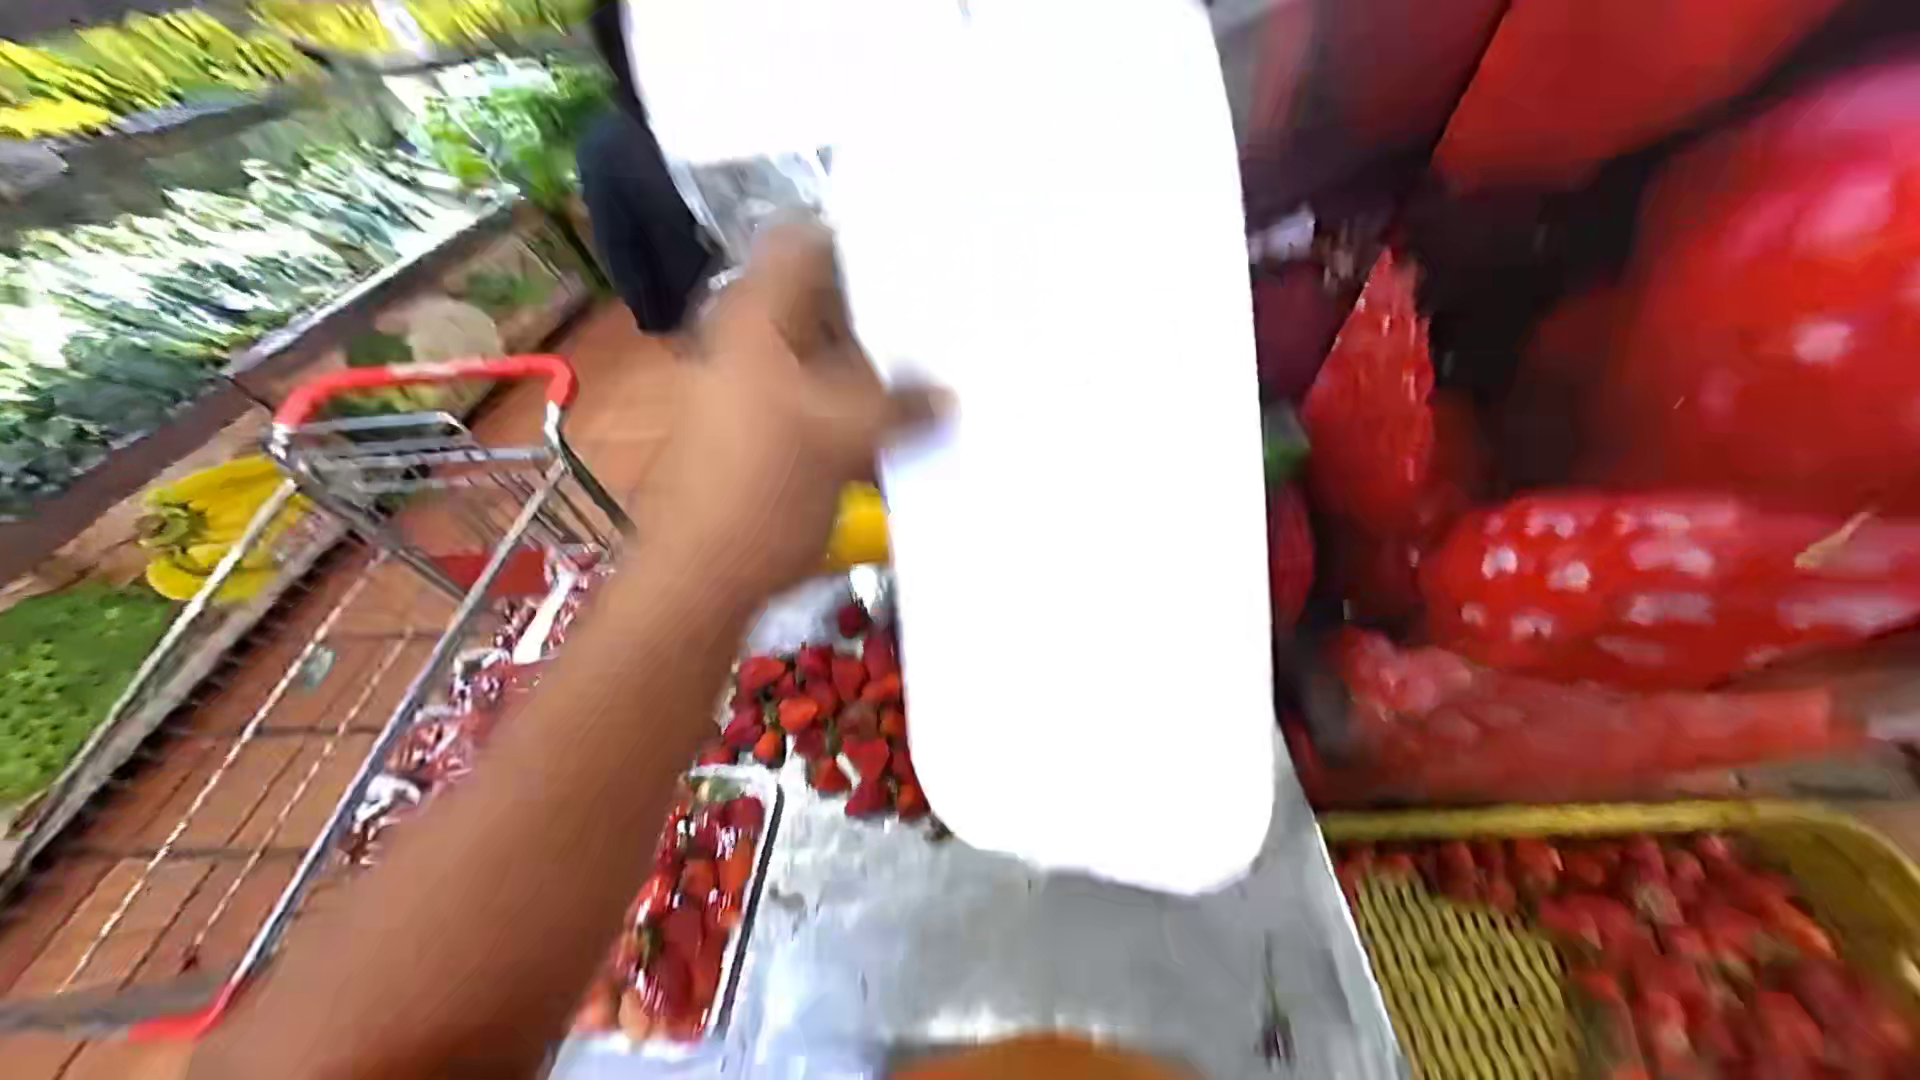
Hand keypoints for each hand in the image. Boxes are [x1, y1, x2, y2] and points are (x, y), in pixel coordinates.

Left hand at [638, 224, 942, 602]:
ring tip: (951, 372)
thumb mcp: (837, 437)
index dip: (863, 241)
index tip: (926, 255)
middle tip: (954, 320)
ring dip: (888, 373)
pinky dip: (875, 415)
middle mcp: (762, 346)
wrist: (706, 574)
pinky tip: (921, 427)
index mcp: (757, 319)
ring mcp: (773, 394)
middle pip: (832, 308)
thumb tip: (951, 396)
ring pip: (841, 364)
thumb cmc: (758, 492)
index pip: (809, 245)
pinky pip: (840, 409)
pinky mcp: (787, 437)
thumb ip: (900, 406)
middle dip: (891, 316)